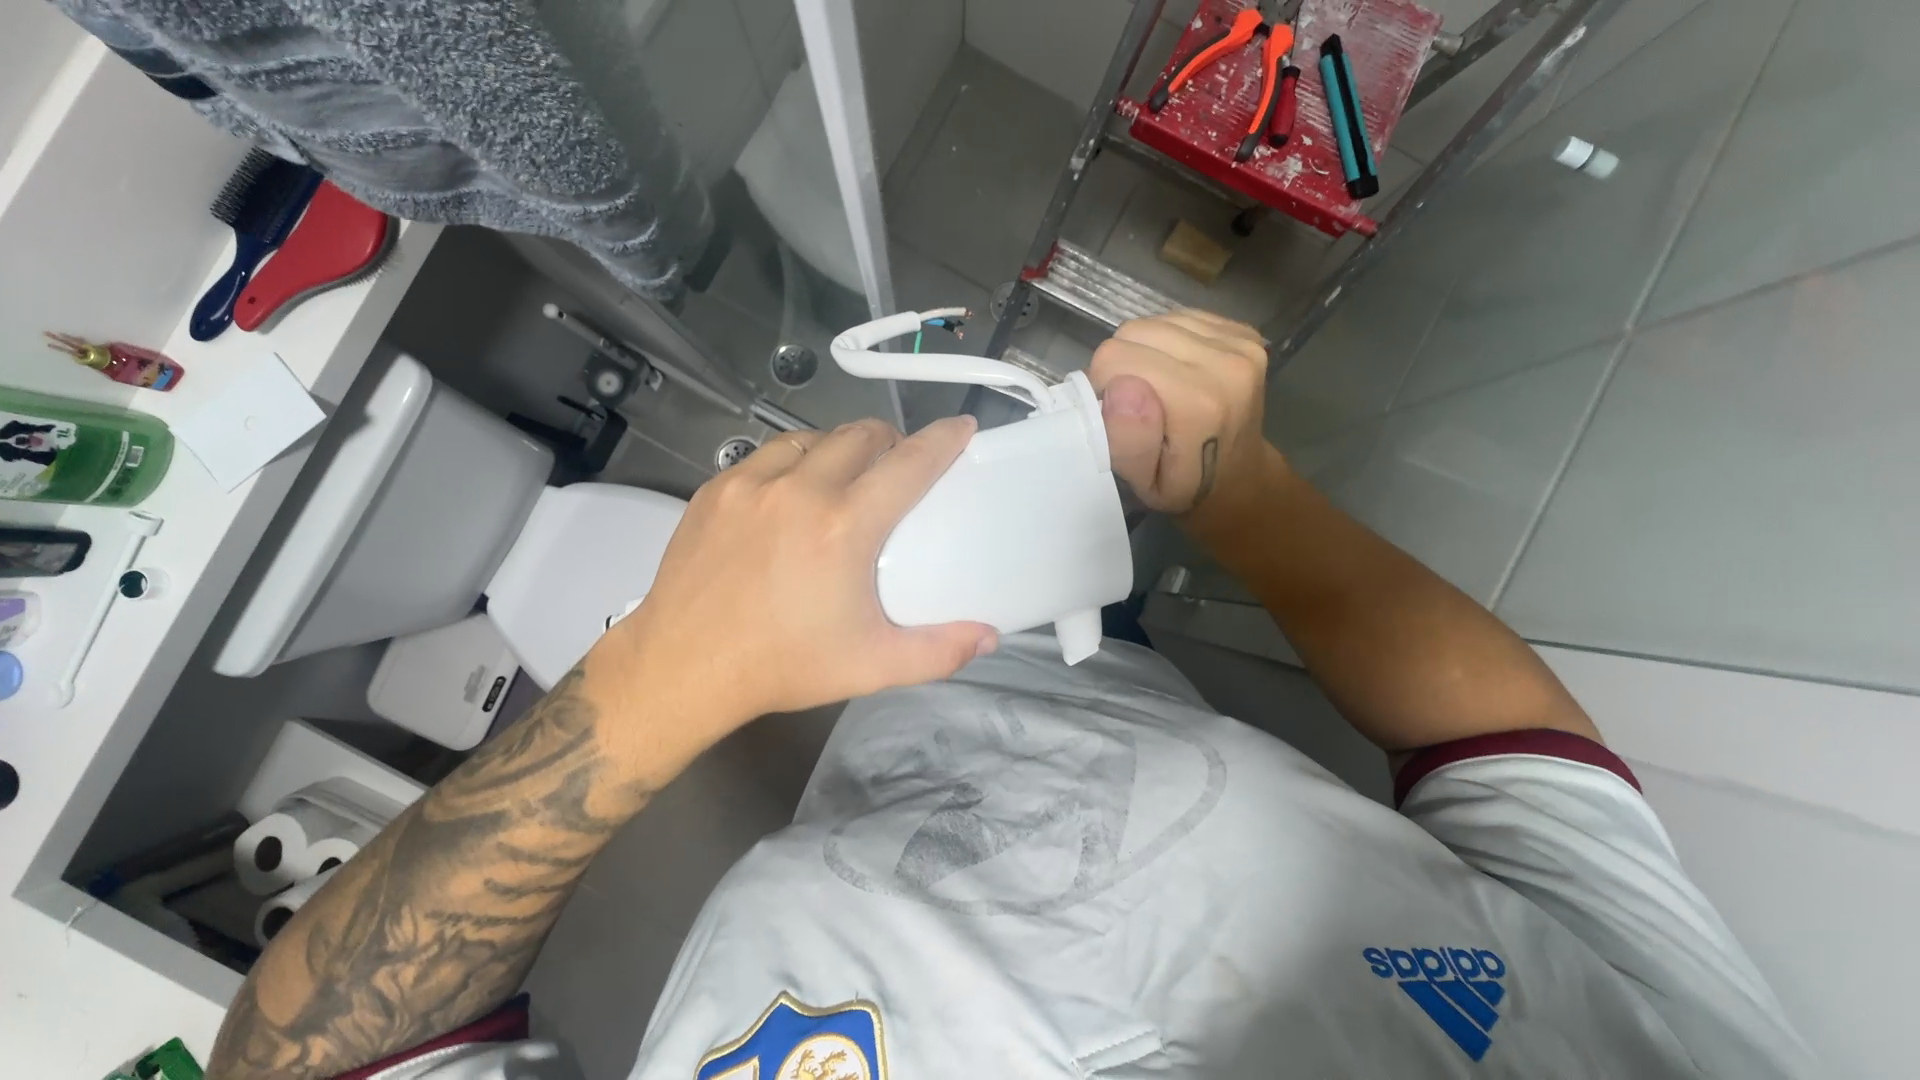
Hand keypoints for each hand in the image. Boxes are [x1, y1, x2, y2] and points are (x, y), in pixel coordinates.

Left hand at [586, 417, 997, 776]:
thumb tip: (989, 637)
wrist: (682, 668)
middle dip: (890, 439)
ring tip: (847, 473)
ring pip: (810, 437)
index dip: (942, 439)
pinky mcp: (714, 490)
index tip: (961, 426)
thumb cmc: (782, 666)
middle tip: (900, 463)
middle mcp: (798, 490)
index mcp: (844, 526)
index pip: (909, 463)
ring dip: (839, 445)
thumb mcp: (871, 666)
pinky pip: (765, 455)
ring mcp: (749, 484)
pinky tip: (793, 491)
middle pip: (859, 435)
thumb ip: (938, 651)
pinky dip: (792, 461)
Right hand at [1088, 311, 1278, 524]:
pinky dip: (1168, 343)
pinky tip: (1178, 372)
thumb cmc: (1185, 487)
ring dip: (1145, 351)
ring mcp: (1240, 344)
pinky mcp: (1244, 332)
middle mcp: (1226, 363)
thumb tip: (1120, 387)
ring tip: (1157, 388)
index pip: (1115, 357)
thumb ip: (1128, 442)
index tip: (1116, 416)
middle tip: (1135, 404)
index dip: (1103, 385)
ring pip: (1154, 322)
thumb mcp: (1145, 485)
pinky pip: (1179, 318)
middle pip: (1134, 332)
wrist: (1239, 477)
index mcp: (1199, 403)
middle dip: (1122, 365)